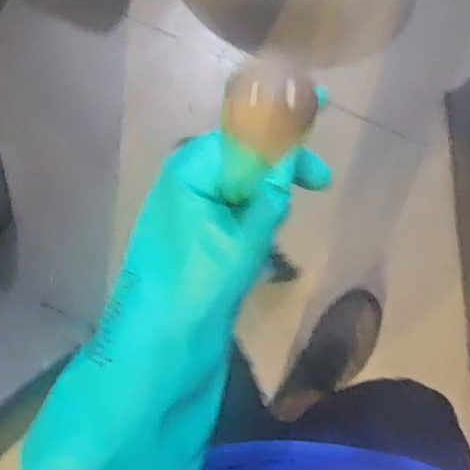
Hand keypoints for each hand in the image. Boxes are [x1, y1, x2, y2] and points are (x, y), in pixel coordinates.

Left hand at [19, 132, 330, 469]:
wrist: (148, 367)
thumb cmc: (190, 296)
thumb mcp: (239, 244)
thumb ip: (267, 198)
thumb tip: (286, 161)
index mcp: (189, 173)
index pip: (243, 129)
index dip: (282, 117)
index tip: (322, 101)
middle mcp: (188, 187)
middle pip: (244, 155)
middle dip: (281, 159)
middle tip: (322, 181)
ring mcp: (192, 219)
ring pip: (243, 187)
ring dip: (272, 191)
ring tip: (296, 209)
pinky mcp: (199, 249)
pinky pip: (238, 215)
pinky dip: (260, 218)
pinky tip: (272, 238)